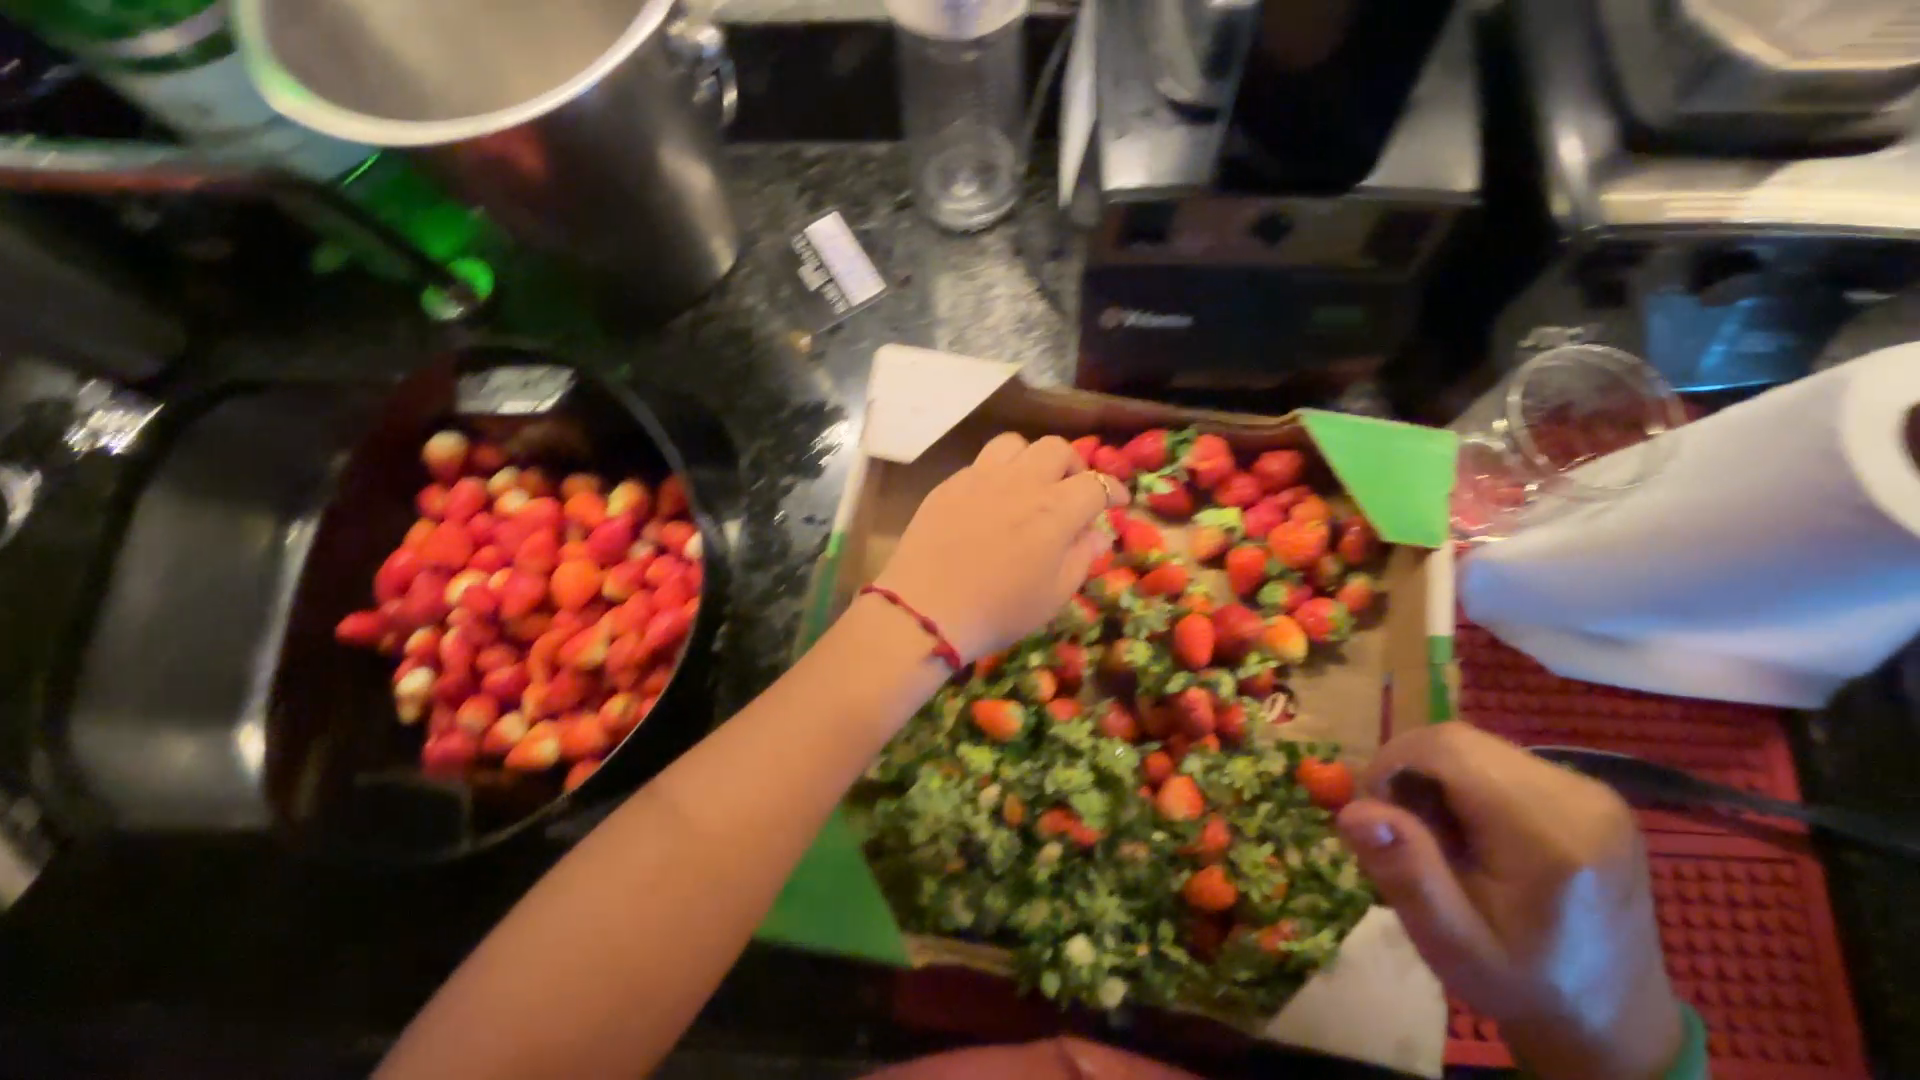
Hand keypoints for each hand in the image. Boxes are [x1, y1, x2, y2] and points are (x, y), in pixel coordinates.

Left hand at [872, 432, 1126, 662]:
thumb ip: (1082, 556)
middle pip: (1056, 449)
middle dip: (1072, 465)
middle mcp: (1021, 482)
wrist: (926, 609)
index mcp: (1055, 510)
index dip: (1111, 490)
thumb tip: (1098, 532)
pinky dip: (996, 474)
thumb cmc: (999, 611)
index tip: (1115, 501)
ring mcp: (980, 478)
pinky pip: (980, 463)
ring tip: (1029, 484)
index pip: (1095, 484)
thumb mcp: (1054, 595)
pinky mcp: (948, 484)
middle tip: (1070, 489)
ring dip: (1030, 459)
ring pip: (1015, 444)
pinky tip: (991, 500)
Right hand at [1334, 725, 1683, 1079]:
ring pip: (1478, 747)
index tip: (1375, 814)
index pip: (1447, 748)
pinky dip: (1468, 784)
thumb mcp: (1452, 945)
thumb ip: (1407, 874)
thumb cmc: (1522, 980)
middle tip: (1403, 832)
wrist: (1612, 1011)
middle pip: (1460, 742)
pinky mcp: (1592, 792)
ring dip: (1438, 778)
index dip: (1391, 763)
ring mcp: (1593, 790)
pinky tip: (1474, 834)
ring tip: (1440, 838)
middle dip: (1412, 773)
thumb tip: (1353, 810)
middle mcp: (1579, 797)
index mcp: (1548, 835)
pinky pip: (1503, 761)